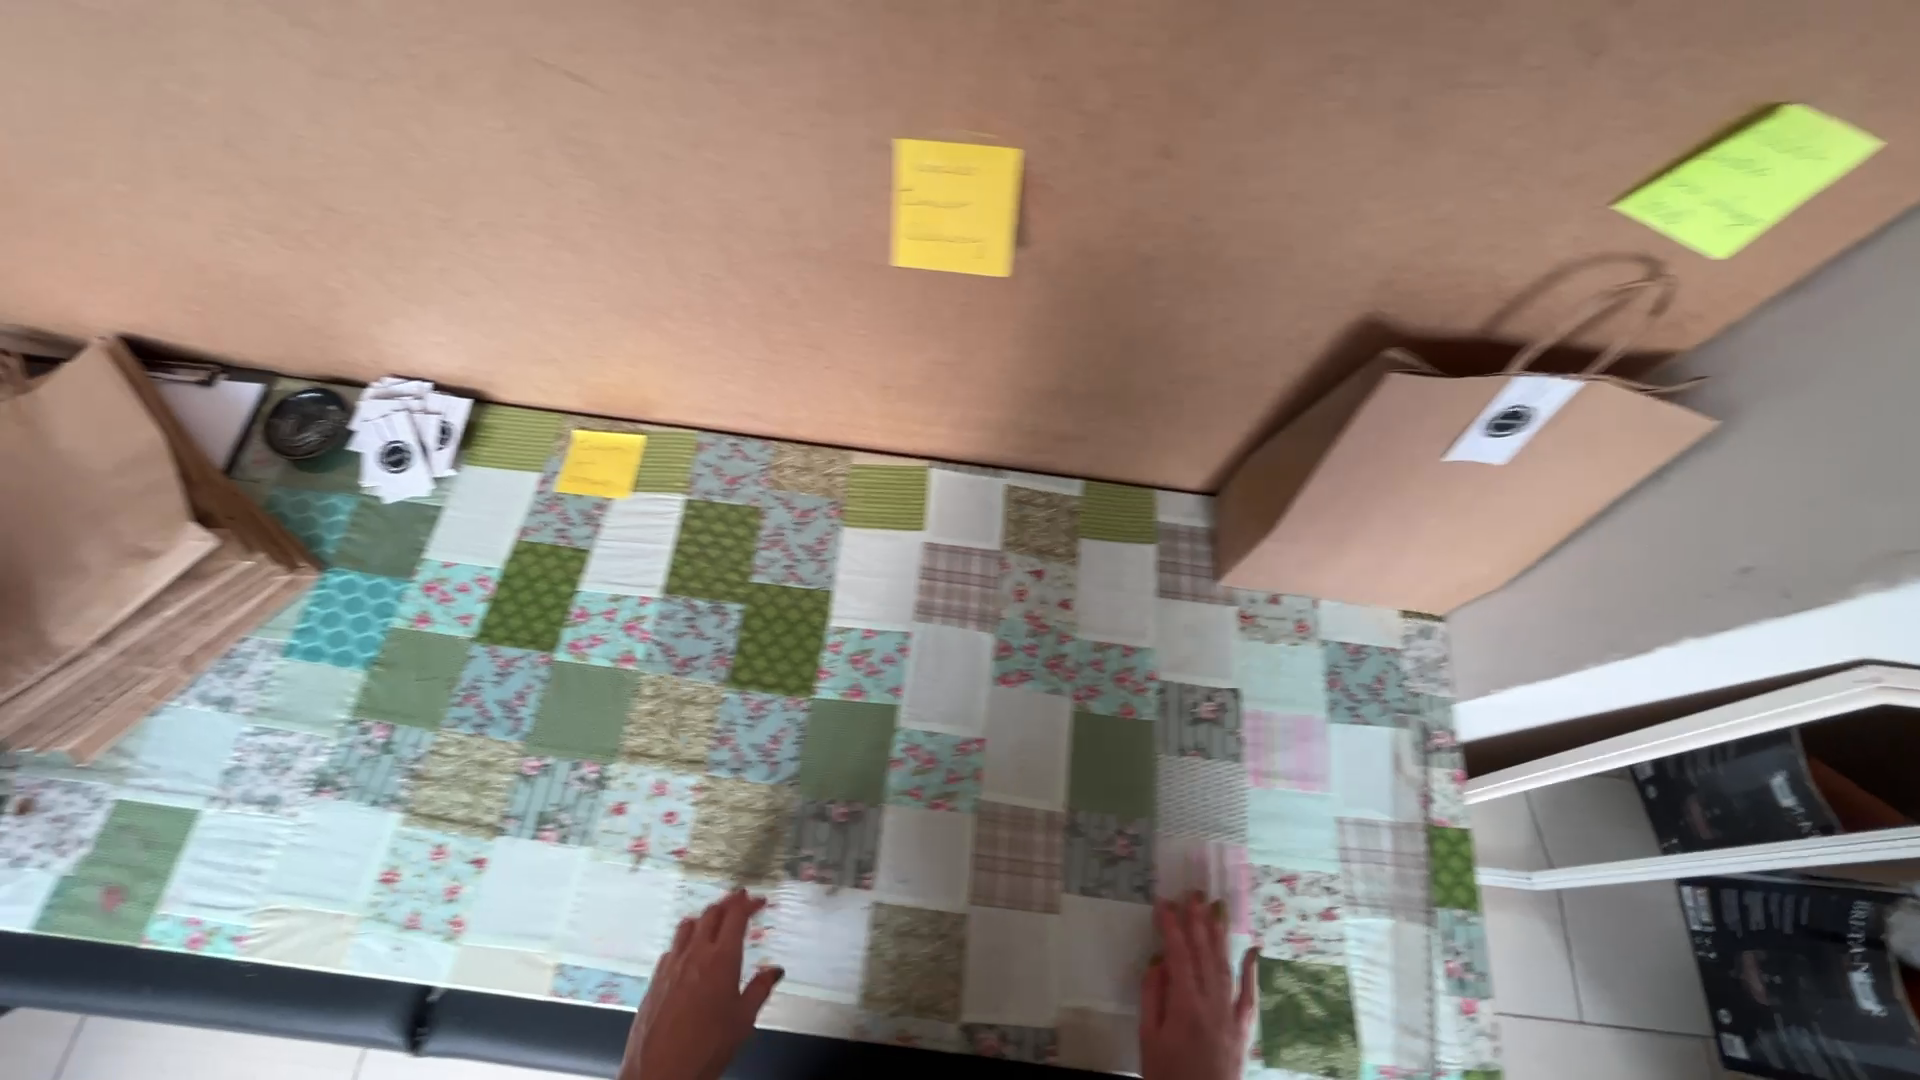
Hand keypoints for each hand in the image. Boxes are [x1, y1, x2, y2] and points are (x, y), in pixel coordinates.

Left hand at [618, 888, 783, 1079]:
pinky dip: (685, 940)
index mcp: (721, 959)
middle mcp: (695, 954)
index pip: (736, 916)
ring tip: (714, 918)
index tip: (759, 900)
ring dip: (705, 916)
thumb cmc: (706, 1048)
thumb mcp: (743, 1020)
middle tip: (740, 900)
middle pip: (711, 913)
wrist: (659, 1072)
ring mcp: (671, 964)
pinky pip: (672, 947)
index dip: (749, 903)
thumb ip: (760, 989)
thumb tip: (775, 971)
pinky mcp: (655, 979)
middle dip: (728, 902)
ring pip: (688, 925)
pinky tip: (689, 951)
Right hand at [1139, 892, 1258, 1079]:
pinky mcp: (1245, 1030)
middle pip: (1204, 953)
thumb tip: (1158, 961)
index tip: (1164, 902)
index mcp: (1185, 1005)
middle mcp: (1212, 1004)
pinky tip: (1254, 950)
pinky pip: (1251, 995)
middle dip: (1198, 920)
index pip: (1178, 954)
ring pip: (1225, 966)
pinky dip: (1253, 971)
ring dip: (1219, 935)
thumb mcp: (1147, 1038)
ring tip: (1214, 908)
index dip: (1171, 926)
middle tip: (1193, 893)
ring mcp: (1232, 1016)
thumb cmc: (1167, 1076)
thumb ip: (1152, 996)